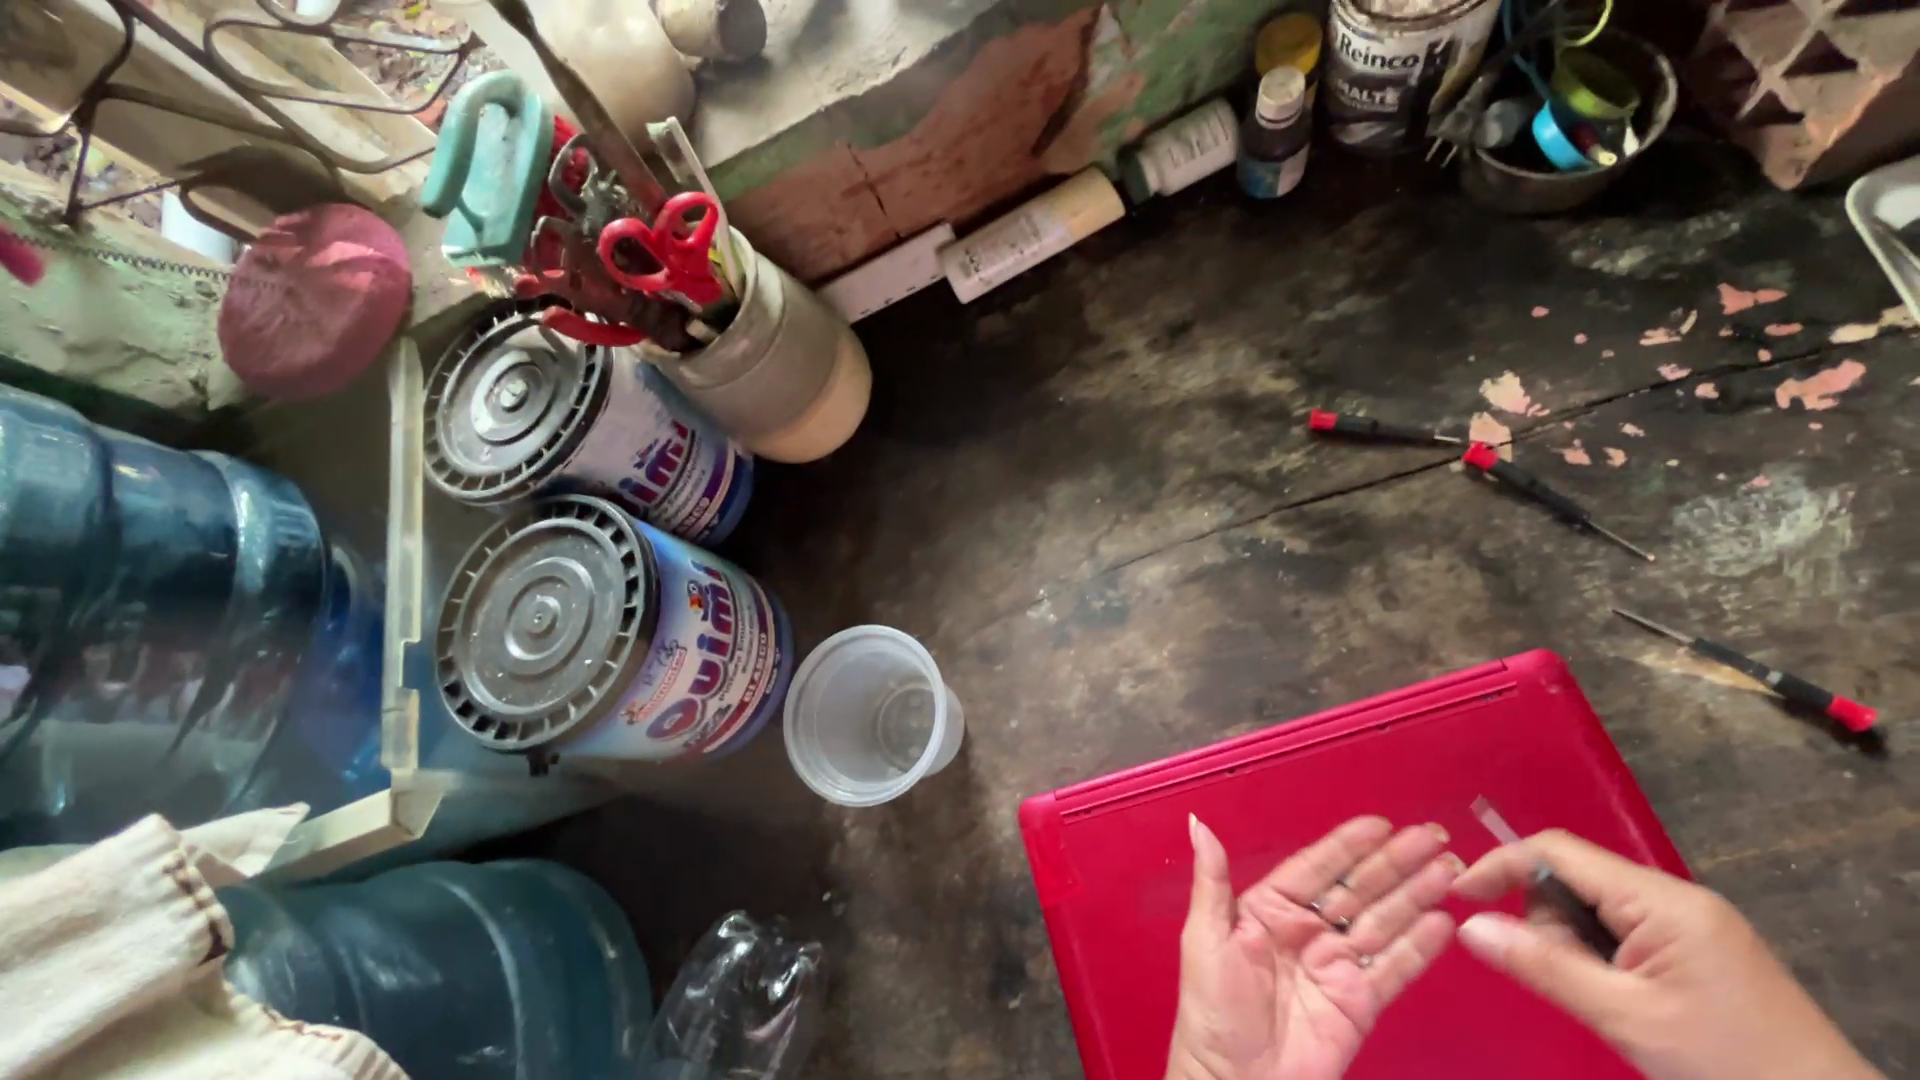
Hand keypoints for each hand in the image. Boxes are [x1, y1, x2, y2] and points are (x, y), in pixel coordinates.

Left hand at [1166, 815, 1461, 1079]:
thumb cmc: (1213, 1006)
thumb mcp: (1204, 936)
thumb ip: (1211, 879)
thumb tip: (1197, 822)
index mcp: (1269, 908)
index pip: (1315, 867)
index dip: (1348, 845)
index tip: (1381, 823)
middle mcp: (1307, 930)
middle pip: (1357, 889)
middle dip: (1394, 862)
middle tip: (1432, 836)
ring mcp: (1336, 966)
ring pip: (1382, 921)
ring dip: (1416, 894)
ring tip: (1450, 868)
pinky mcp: (1360, 1003)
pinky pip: (1393, 968)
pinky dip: (1419, 946)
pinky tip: (1443, 922)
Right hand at [1453, 831, 1883, 1079]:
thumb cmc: (1729, 1066)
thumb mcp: (1626, 1018)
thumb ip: (1543, 965)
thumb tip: (1466, 925)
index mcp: (1661, 900)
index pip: (1556, 851)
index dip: (1500, 865)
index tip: (1459, 896)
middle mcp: (1675, 897)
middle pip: (1573, 879)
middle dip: (1548, 922)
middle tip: (1564, 980)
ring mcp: (1691, 923)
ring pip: (1594, 908)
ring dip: (1576, 946)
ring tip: (1601, 1000)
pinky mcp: (1699, 950)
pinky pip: (1623, 931)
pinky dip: (1602, 957)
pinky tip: (1618, 997)